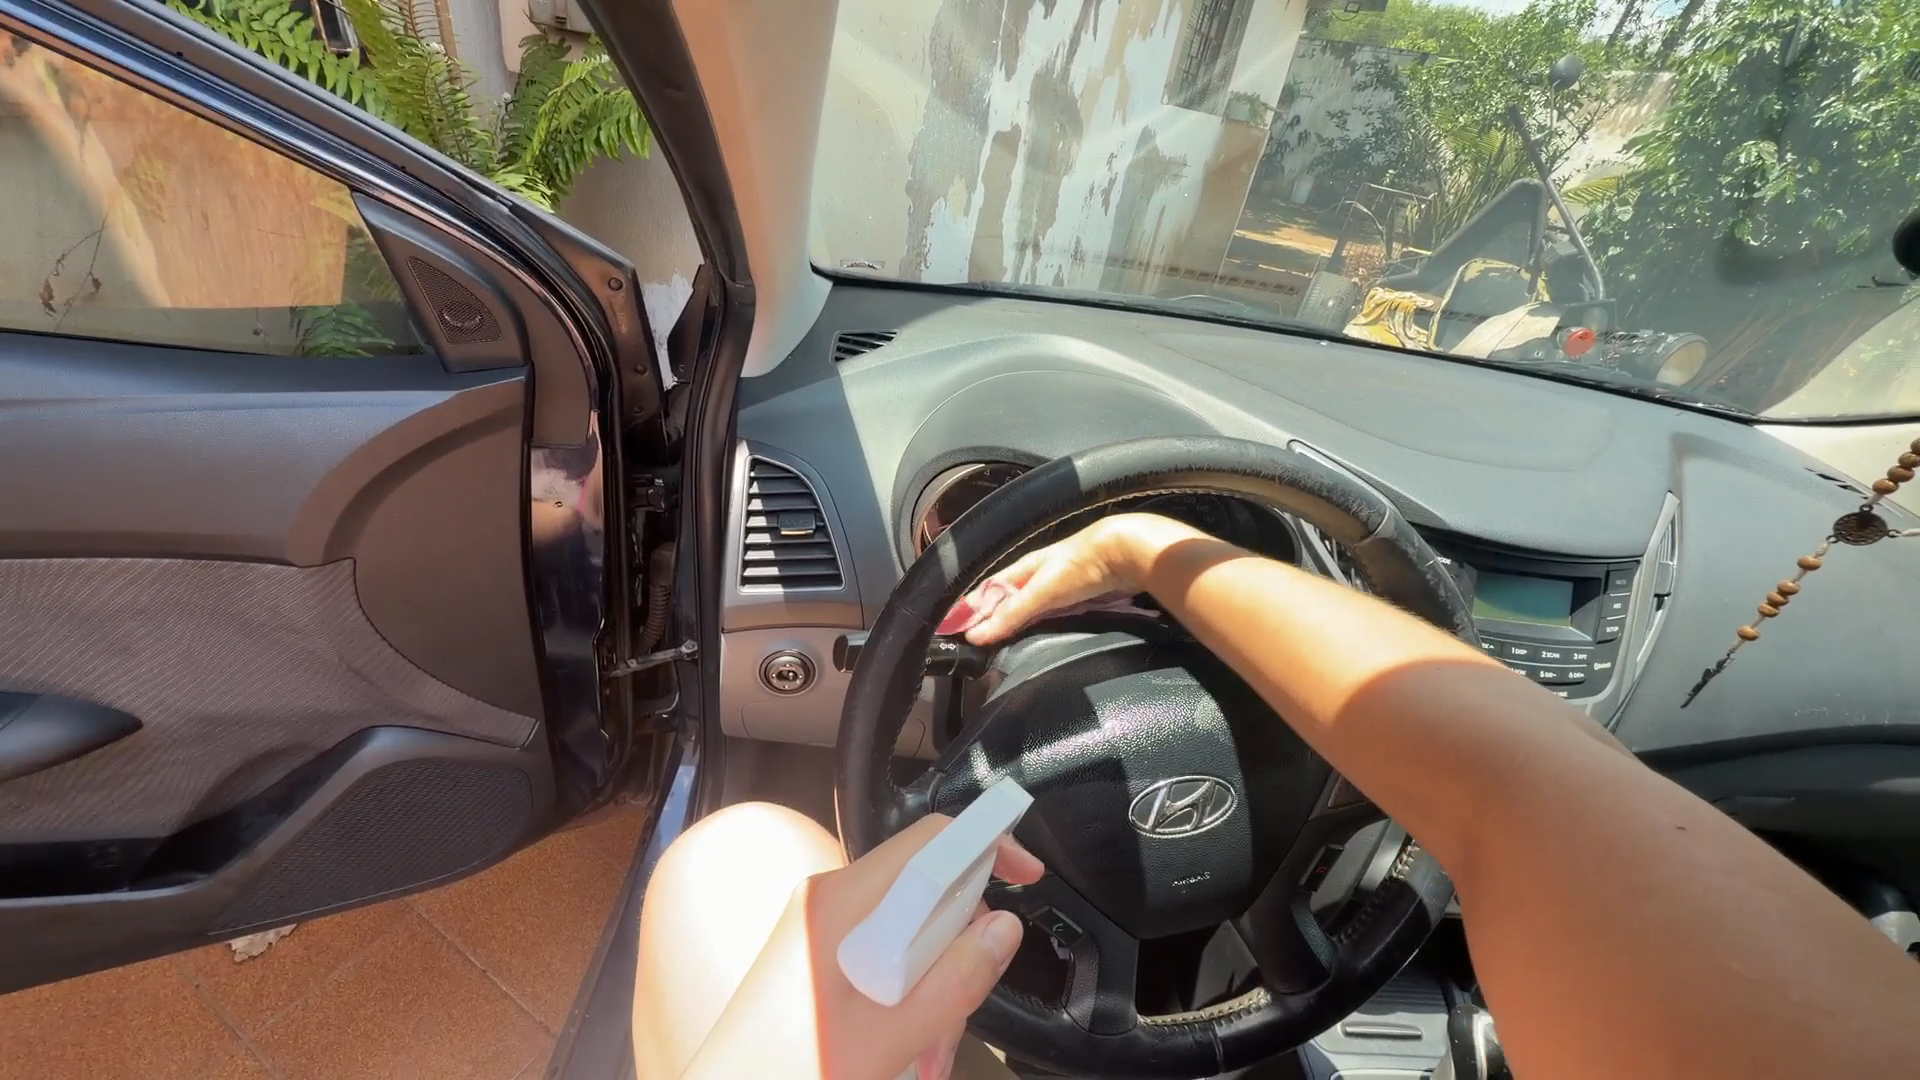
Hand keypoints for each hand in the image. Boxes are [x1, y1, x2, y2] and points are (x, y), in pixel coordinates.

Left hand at [682, 814, 1044, 1079]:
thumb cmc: (791, 1070)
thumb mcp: (884, 1041)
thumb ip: (952, 984)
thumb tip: (1006, 926)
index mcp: (841, 900)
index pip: (927, 840)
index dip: (984, 842)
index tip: (1027, 872)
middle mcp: (832, 897)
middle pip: (925, 888)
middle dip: (958, 943)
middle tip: (965, 1009)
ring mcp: (824, 923)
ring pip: (910, 926)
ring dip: (935, 981)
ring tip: (930, 1052)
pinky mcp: (821, 950)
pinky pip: (886, 950)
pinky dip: (909, 989)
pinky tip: (909, 1045)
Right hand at [937, 513, 1205, 644]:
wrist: (1128, 553)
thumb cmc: (1081, 566)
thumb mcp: (1042, 592)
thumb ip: (1012, 614)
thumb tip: (975, 635)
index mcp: (1024, 567)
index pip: (989, 589)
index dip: (972, 607)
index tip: (954, 626)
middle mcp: (1039, 574)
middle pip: (1008, 598)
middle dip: (990, 615)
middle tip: (973, 638)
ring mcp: (1060, 585)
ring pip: (1029, 605)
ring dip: (1014, 620)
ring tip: (998, 638)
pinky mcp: (1080, 595)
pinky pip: (1051, 611)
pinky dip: (1038, 622)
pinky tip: (1037, 631)